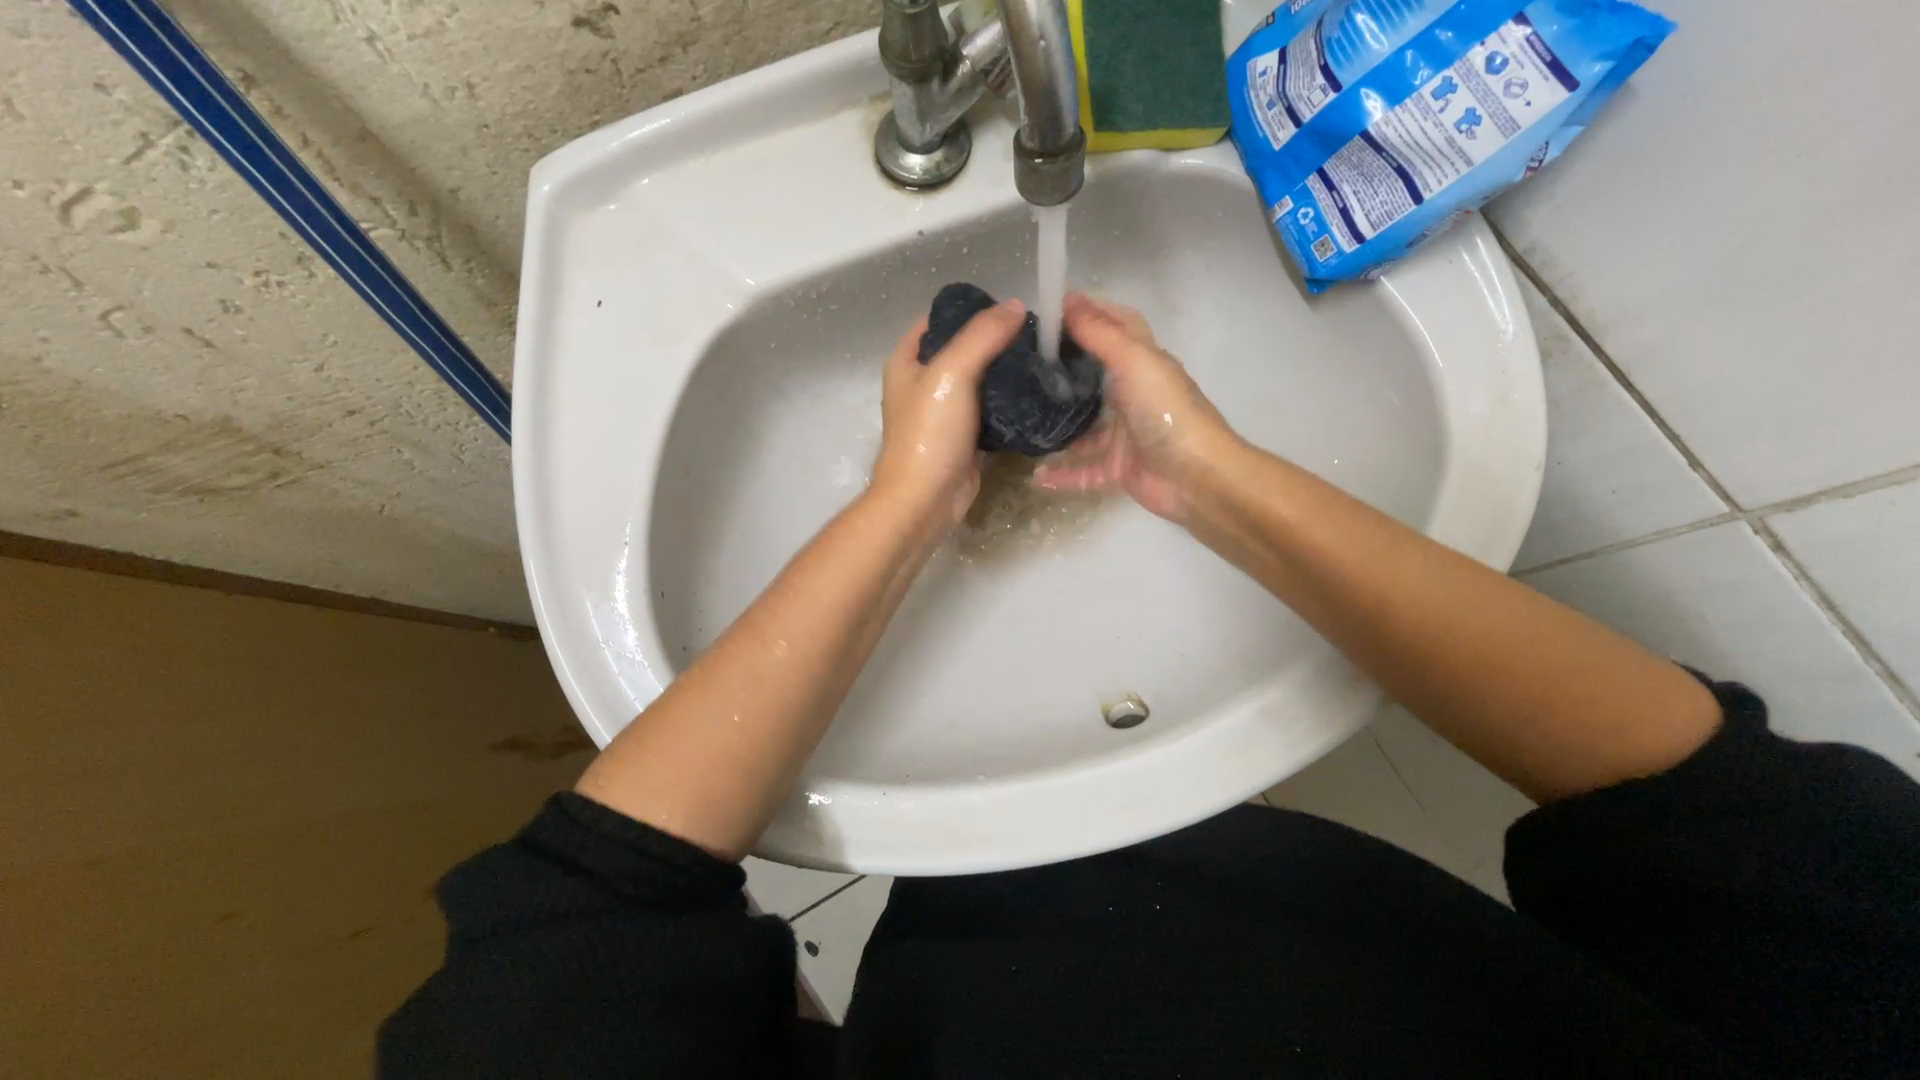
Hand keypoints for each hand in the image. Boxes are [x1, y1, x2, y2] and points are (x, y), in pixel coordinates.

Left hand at [871, 298, 1026, 530]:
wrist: (925, 500)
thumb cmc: (929, 433)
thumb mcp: (952, 372)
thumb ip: (982, 336)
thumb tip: (1014, 306)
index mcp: (907, 361)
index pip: (937, 319)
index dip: (969, 310)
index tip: (1007, 309)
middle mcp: (922, 383)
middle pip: (962, 349)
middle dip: (994, 341)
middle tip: (1033, 335)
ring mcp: (943, 412)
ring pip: (979, 381)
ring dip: (1005, 373)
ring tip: (1040, 360)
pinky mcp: (964, 438)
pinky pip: (989, 411)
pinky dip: (1009, 403)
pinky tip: (1035, 395)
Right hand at [1032, 293, 1235, 520]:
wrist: (1196, 477)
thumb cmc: (1166, 411)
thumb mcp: (1134, 361)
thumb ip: (1100, 334)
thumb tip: (1069, 300)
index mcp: (1144, 363)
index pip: (1119, 326)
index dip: (1092, 311)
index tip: (1052, 310)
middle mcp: (1135, 394)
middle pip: (1095, 376)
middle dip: (1064, 369)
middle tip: (1024, 363)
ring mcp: (1126, 433)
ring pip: (1085, 427)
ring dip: (1059, 424)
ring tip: (1022, 418)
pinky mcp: (1120, 468)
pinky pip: (1085, 471)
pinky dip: (1064, 474)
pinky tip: (1038, 474)